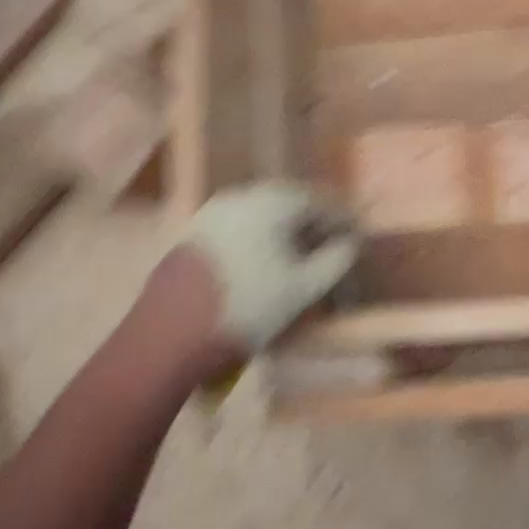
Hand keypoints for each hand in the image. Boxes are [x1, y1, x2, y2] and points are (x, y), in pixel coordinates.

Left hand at [176, 182, 358, 351]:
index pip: (319, 200)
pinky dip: (259, 239)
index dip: (341, 218)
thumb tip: (349, 244)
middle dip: (313, 223)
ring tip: (300, 258)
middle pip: (288, 203)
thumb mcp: (303, 289)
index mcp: (272, 201)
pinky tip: (265, 264)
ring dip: (285, 231)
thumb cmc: (249, 306)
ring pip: (261, 214)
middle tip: (331, 245)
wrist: (171, 332)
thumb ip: (334, 261)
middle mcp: (241, 195)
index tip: (357, 235)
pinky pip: (239, 227)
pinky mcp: (194, 233)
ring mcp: (213, 212)